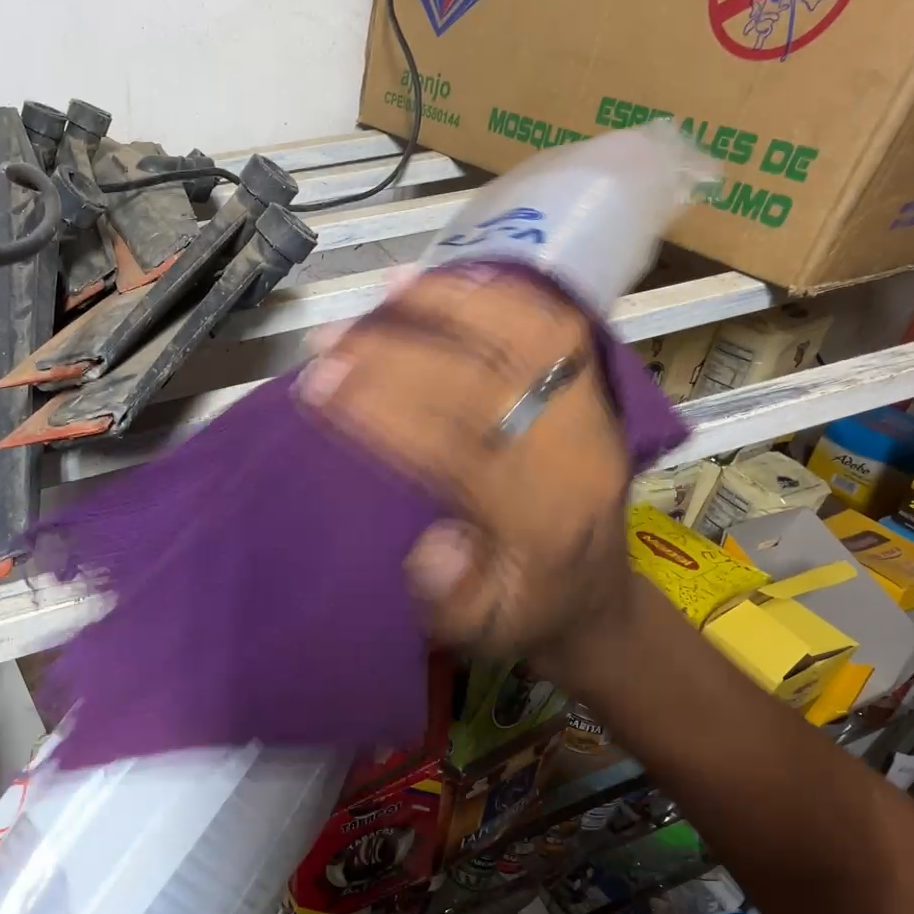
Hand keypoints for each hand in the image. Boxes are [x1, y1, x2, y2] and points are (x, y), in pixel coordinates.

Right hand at [299, 263, 640, 667]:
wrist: (595, 600)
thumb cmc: (521, 613)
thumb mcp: (479, 633)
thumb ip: (450, 600)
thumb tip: (428, 544)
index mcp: (542, 520)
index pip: (455, 448)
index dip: (382, 411)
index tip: (318, 386)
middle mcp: (576, 456)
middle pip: (485, 382)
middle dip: (397, 355)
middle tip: (327, 341)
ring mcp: (592, 416)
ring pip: (530, 337)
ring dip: (453, 305)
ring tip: (385, 289)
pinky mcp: (594, 393)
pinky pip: (555, 327)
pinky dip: (499, 295)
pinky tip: (446, 281)